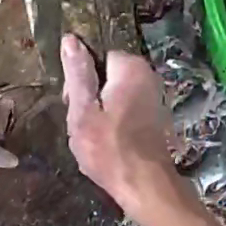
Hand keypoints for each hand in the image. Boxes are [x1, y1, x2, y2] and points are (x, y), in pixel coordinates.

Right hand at [60, 34, 184, 218]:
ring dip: (100, 116)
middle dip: (90, 99)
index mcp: (131, 68)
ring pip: (113, 99)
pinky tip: (109, 146)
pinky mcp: (154, 121)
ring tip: (95, 139)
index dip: (80, 80)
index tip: (73, 104)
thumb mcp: (83, 111)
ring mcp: (154, 100)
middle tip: (83, 126)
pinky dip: (114, 127)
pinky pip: (125, 114)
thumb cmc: (109, 149)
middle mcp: (148, 78)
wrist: (145, 186)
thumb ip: (77, 74)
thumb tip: (70, 39)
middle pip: (106, 78)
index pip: (96, 57)